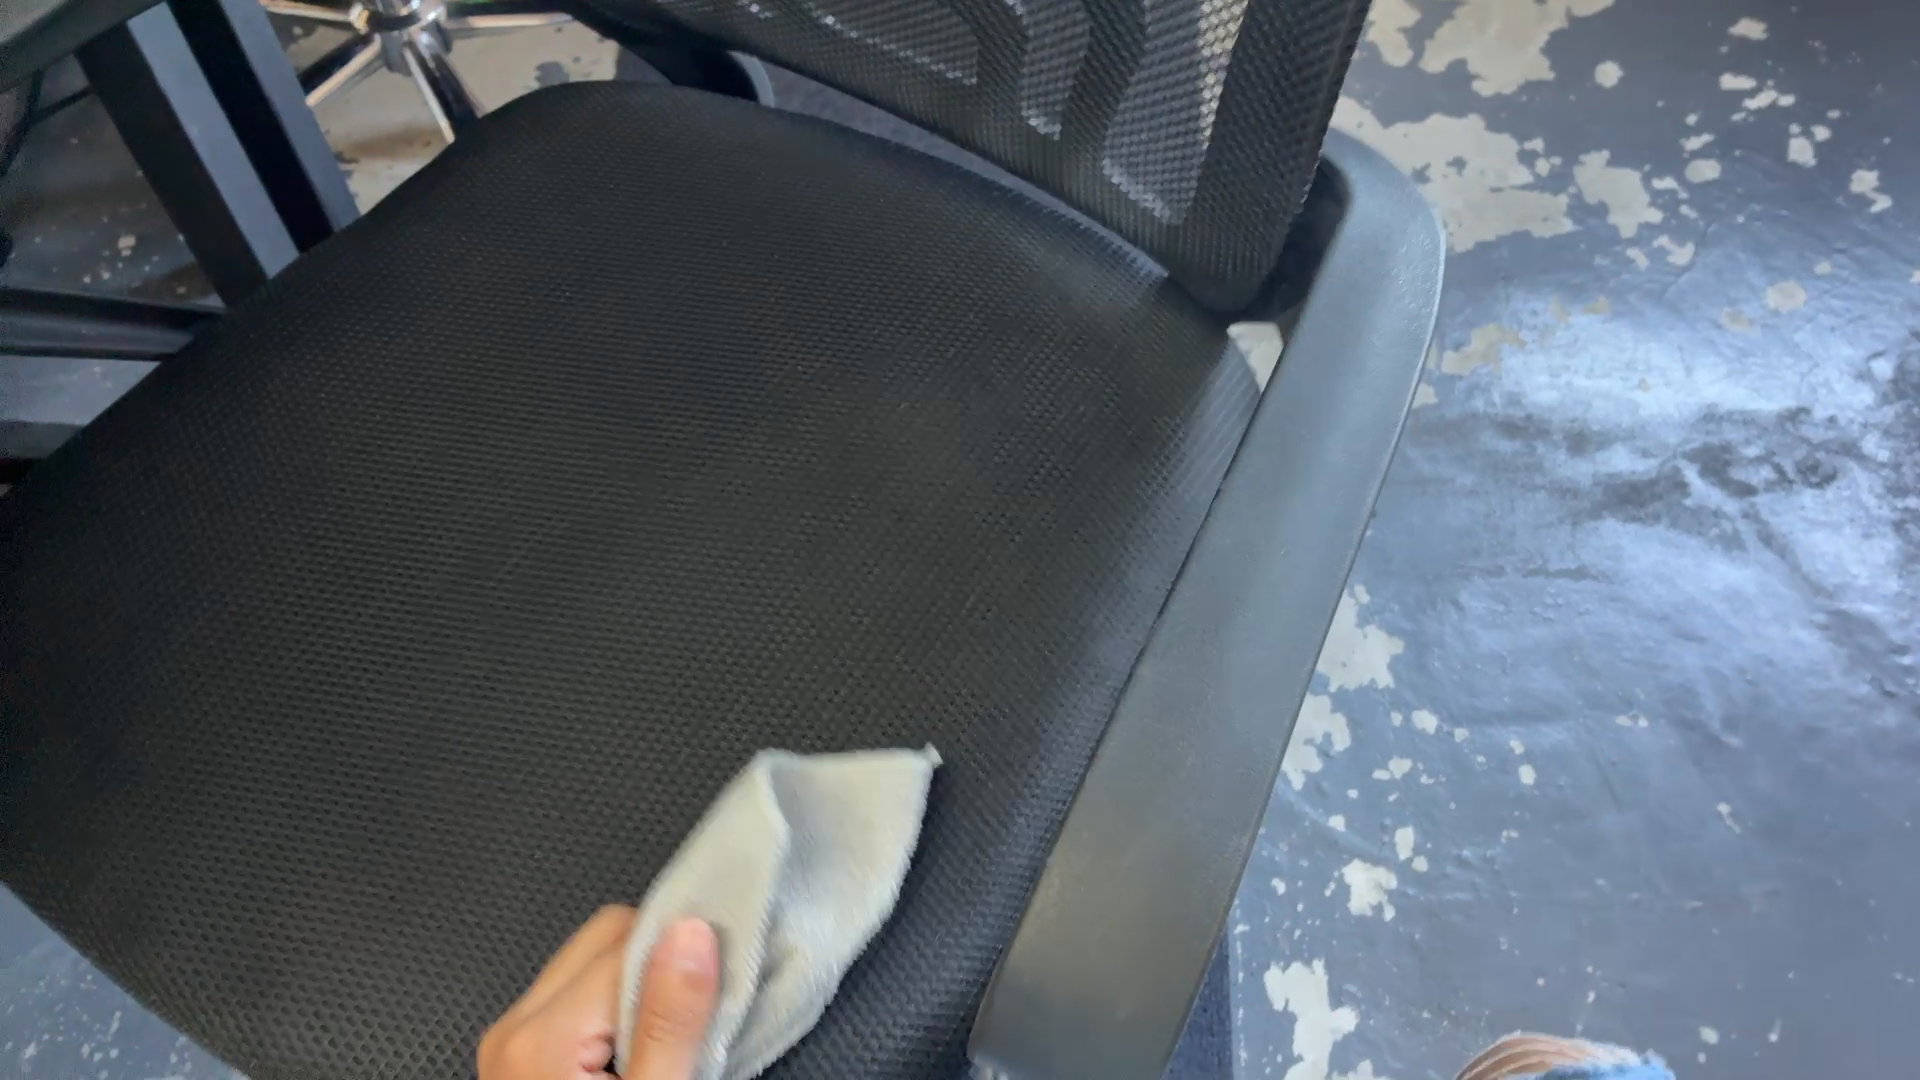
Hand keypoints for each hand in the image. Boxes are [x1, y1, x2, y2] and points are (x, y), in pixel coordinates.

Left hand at [479, 907, 719, 1079]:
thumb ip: (669, 1022)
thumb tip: (692, 931)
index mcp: (541, 1037)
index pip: (638, 941)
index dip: (687, 964)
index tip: (712, 1001)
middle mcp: (514, 1025)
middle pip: (612, 932)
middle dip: (659, 963)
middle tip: (684, 1028)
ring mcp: (511, 1037)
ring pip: (598, 953)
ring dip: (640, 982)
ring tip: (657, 1046)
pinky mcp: (518, 1048)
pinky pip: (582, 985)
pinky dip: (618, 1000)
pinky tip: (635, 1049)